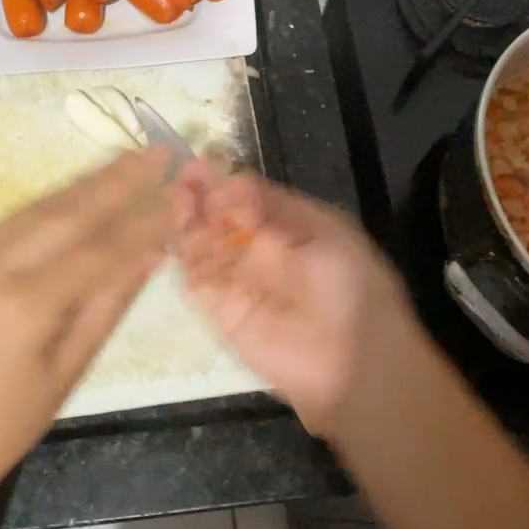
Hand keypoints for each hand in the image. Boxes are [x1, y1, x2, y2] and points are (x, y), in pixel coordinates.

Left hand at [0, 147, 176, 500]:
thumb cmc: (6, 427)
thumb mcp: (69, 371)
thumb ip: (108, 303)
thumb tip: (150, 251)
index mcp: (22, 306)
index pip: (100, 249)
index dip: (146, 219)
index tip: (181, 191)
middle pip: (66, 212)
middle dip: (117, 180)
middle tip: (159, 152)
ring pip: (36, 208)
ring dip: (85, 182)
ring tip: (127, 158)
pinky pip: (11, 222)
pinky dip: (51, 202)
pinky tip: (78, 191)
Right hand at [173, 166, 419, 436]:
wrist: (355, 362)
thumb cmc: (353, 288)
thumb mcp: (327, 233)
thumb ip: (278, 207)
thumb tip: (233, 181)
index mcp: (288, 227)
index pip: (245, 196)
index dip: (223, 181)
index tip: (199, 166)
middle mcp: (259, 251)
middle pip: (218, 218)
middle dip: (199, 198)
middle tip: (179, 180)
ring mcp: (238, 281)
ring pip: (202, 245)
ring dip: (186, 222)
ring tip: (173, 200)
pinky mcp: (221, 312)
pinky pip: (196, 281)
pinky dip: (182, 258)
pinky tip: (174, 235)